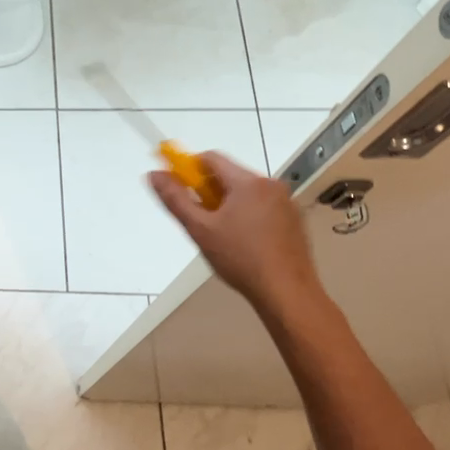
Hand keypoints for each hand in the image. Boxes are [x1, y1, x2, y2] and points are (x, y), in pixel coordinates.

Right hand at [149, 152, 320, 312]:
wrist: (286, 291)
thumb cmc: (239, 259)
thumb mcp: (200, 229)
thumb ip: (175, 199)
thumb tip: (154, 174)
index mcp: (248, 182)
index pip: (211, 158)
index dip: (188, 168)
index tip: (178, 188)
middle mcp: (270, 184)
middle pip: (229, 175)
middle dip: (208, 191)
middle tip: (198, 219)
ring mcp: (286, 202)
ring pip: (246, 192)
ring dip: (228, 204)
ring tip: (221, 235)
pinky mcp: (294, 219)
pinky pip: (263, 206)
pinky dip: (247, 215)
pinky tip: (244, 243)